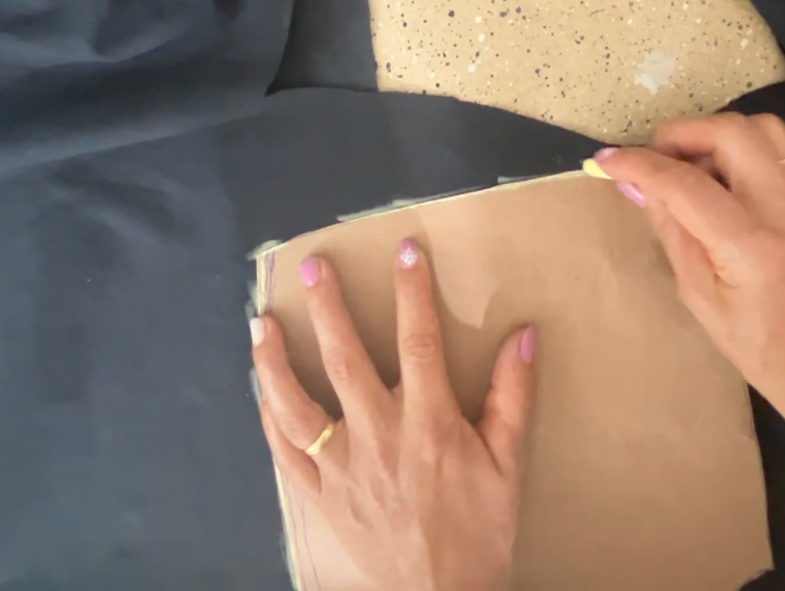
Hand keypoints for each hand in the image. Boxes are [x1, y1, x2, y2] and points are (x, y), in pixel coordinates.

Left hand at [251, 240, 535, 590]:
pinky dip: (268, 413)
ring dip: (276, 360)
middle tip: (313, 265)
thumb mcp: (509, 466)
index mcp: (428, 423)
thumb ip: (514, 397)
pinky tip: (260, 386)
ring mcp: (341, 467)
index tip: (405, 248)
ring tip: (261, 323)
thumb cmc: (479, 534)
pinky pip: (284, 450)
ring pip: (297, 404)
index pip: (419, 340)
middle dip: (328, 307)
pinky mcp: (319, 495)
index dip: (412, 290)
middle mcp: (378, 436)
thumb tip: (524, 334)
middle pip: (345, 359)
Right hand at [593, 113, 784, 426]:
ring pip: (759, 126)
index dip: (637, 164)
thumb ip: (669, 229)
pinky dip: (750, 142)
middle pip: (727, 133)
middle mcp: (784, 209)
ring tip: (695, 166)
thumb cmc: (759, 345)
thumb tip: (635, 184)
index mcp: (750, 246)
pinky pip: (784, 142)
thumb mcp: (698, 295)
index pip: (683, 183)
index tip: (606, 159)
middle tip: (655, 160)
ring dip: (716, 134)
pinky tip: (732, 171)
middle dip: (679, 134)